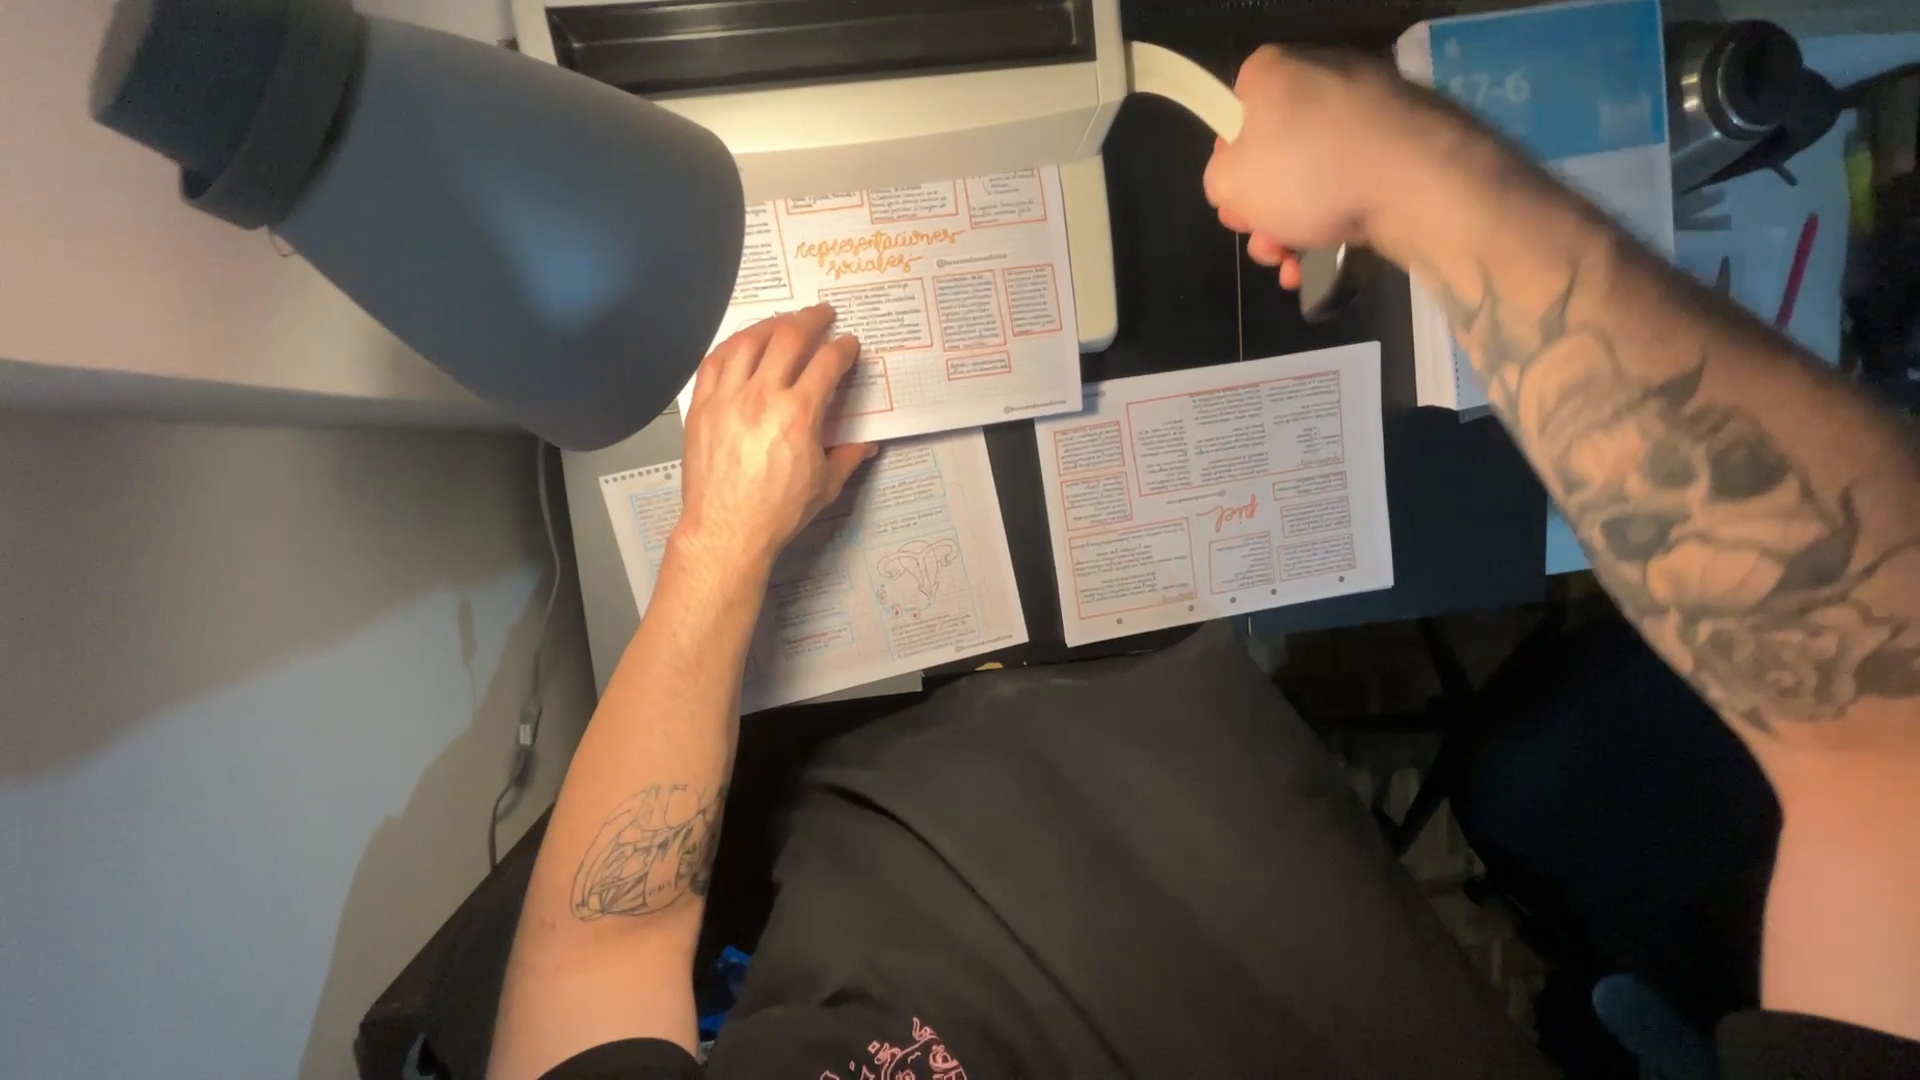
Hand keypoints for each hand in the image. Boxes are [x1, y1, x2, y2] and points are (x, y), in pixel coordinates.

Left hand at [676, 304, 876, 570]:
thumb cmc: (776, 512)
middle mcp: (762, 396)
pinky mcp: (703, 407)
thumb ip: (848, 458)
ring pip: (748, 341)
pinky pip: (715, 361)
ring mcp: (728, 398)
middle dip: (810, 320)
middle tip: (821, 314)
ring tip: (784, 322)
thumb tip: (866, 446)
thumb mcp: (825, 486)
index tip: (849, 344)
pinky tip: (742, 342)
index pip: (827, 364)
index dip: (843, 349)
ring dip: (770, 324)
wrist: (727, 529)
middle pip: (788, 338)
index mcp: (798, 414)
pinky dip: (732, 345)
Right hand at [1203, 46, 1479, 287]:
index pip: (1233, 109)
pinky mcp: (1395, 146)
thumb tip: (1239, 180)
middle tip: (1260, 233)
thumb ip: (1218, 179)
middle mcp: (1320, 79)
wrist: (1416, 183)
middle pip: (1269, 154)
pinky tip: (1312, 265)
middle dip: (1258, 206)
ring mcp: (1362, 113)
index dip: (1227, 160)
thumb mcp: (1229, 182)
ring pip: (1305, 180)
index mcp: (1275, 72)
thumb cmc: (1308, 174)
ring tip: (1288, 260)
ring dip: (1285, 229)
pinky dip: (1324, 227)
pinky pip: (1344, 187)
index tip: (1234, 194)